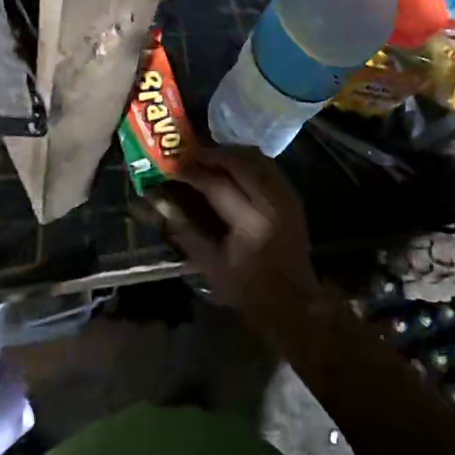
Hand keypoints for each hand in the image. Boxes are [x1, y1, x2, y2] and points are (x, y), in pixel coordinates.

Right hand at [158, 146, 320, 320]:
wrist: (293, 301)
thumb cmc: (247, 288)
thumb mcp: (210, 266)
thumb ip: (185, 231)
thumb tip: (160, 202)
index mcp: (251, 224)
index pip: (218, 185)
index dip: (193, 172)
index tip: (172, 165)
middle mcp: (272, 204)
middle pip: (241, 162)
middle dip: (212, 154)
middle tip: (189, 154)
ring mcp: (287, 197)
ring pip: (257, 158)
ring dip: (231, 153)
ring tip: (208, 156)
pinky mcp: (293, 196)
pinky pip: (268, 165)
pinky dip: (247, 160)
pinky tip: (231, 166)